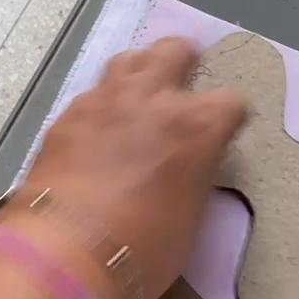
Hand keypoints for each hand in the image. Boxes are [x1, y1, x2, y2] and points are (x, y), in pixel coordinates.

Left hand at [7, 37, 245, 298]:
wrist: (69, 248)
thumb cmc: (145, 246)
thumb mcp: (192, 214)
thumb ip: (193, 173)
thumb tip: (186, 164)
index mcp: (196, 125)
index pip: (231, 102)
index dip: (227, 118)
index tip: (221, 132)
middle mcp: (152, 98)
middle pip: (175, 50)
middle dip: (183, 61)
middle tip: (180, 82)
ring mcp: (105, 100)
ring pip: (128, 59)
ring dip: (138, 71)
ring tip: (137, 95)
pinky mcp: (68, 114)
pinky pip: (91, 95)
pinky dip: (100, 107)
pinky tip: (95, 129)